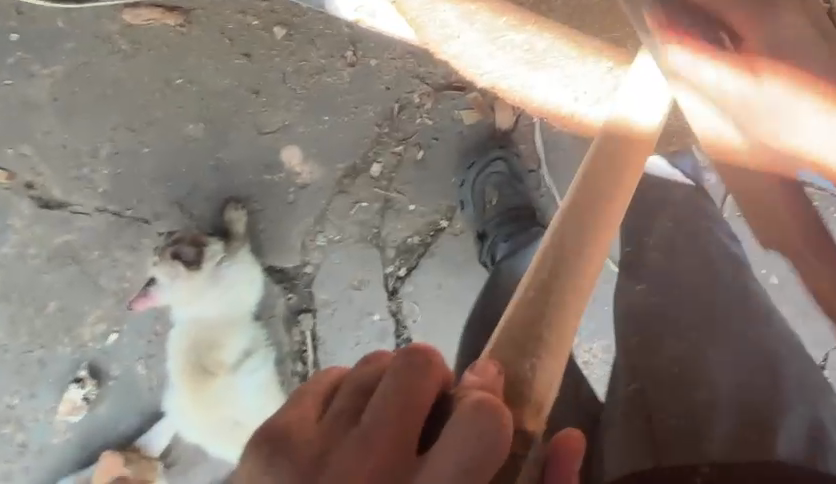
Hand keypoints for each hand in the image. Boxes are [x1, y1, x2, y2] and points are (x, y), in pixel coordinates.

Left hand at [232, 346, 584, 483]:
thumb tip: (569, 437)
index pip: (481, 415)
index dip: (487, 404)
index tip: (480, 407)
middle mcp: (367, 475)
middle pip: (421, 364)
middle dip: (434, 387)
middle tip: (427, 428)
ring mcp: (307, 457)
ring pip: (374, 363)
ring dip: (389, 394)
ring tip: (381, 442)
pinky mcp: (265, 446)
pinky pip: (327, 377)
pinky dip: (343, 400)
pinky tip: (341, 445)